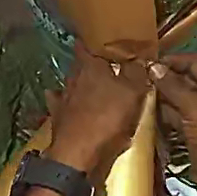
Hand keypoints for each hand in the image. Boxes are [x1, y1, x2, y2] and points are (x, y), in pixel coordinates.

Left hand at [49, 46, 150, 175]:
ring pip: (73, 83)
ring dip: (82, 84)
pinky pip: (62, 104)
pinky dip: (67, 103)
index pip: (87, 43)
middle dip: (93, 65)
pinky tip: (70, 103)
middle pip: (82, 64)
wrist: (78, 155)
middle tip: (109, 67)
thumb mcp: (133, 92)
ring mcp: (62, 97)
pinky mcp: (57, 117)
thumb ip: (137, 71)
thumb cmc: (108, 118)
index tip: (105, 40)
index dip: (95, 40)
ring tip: (96, 88)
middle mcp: (72, 77)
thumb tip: (139, 56)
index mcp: (89, 65)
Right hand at [150, 53, 196, 195]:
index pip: (193, 63)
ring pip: (177, 97)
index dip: (173, 60)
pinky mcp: (192, 128)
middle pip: (184, 79)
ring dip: (161, 95)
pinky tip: (146, 108)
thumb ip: (173, 87)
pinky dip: (163, 112)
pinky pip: (175, 114)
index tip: (150, 61)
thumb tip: (154, 67)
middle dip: (164, 78)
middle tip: (140, 76)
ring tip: (139, 90)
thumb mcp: (195, 108)